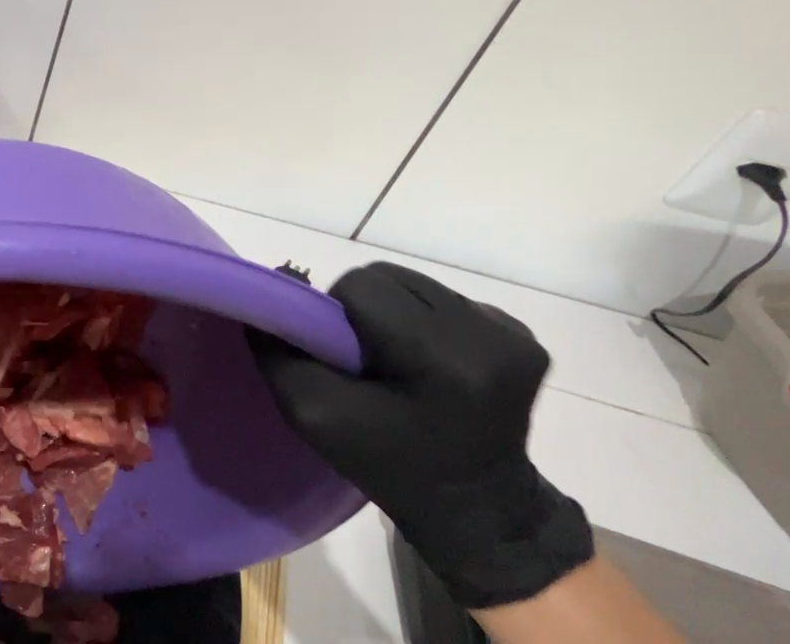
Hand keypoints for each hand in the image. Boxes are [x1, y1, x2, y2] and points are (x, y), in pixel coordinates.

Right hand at [249, 262, 593, 608]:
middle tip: (365, 362)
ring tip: (398, 363)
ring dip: (393, 315)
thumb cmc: (389, 465)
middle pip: (390, 278)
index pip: (361, 285)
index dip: (336, 316)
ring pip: (415, 285)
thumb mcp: (312, 415)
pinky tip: (431, 366)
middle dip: (364, 311)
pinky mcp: (522, 337)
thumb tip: (268, 295)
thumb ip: (280, 352)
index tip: (341, 358)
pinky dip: (425, 325)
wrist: (477, 510)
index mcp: (444, 357)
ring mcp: (512, 334)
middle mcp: (489, 335)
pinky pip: (445, 302)